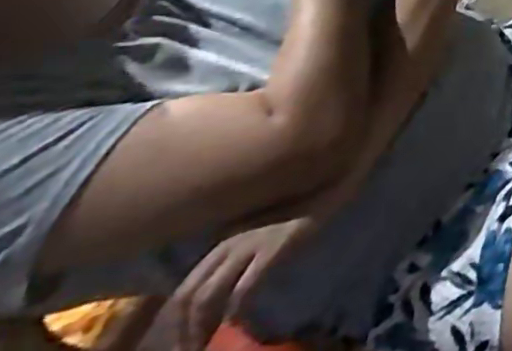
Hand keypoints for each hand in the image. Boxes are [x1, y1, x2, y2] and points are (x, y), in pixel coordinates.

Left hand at [156, 218, 313, 350]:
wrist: (335, 179)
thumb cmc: (305, 206)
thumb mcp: (265, 231)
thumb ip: (245, 253)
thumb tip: (228, 294)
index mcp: (224, 240)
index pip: (183, 291)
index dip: (176, 324)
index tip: (186, 343)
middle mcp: (229, 242)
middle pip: (187, 297)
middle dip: (184, 331)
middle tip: (195, 350)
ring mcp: (252, 243)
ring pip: (206, 297)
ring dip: (202, 328)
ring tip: (212, 344)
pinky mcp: (276, 246)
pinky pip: (244, 288)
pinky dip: (236, 311)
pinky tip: (240, 323)